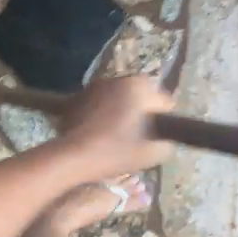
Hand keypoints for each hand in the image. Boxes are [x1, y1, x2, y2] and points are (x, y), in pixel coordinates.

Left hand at [56, 77, 175, 179]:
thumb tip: (166, 141)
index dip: (164, 121)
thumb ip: (167, 145)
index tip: (157, 137)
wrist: (71, 157)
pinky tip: (102, 130)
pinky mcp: (79, 94)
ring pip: (121, 96)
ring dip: (123, 109)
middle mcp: (119, 79)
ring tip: (119, 133)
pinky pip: (101, 101)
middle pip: (142, 95)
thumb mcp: (150, 155)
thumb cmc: (113, 153)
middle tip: (140, 136)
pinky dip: (105, 111)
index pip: (164, 102)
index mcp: (139, 88)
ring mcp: (97, 85)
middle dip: (143, 112)